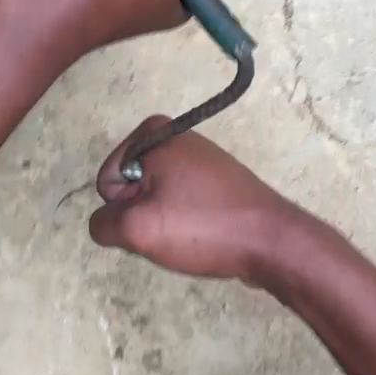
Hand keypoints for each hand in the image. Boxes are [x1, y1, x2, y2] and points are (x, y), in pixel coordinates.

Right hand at [88, 116, 312, 283]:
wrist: (272, 240)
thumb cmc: (203, 226)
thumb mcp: (139, 229)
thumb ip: (104, 224)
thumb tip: (105, 224)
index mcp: (152, 133)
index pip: (106, 182)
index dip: (125, 209)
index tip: (156, 217)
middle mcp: (173, 136)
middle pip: (130, 188)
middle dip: (143, 215)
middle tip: (173, 229)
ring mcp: (197, 157)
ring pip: (154, 200)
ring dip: (164, 223)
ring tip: (192, 233)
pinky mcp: (215, 180)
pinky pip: (180, 204)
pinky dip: (186, 223)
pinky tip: (206, 233)